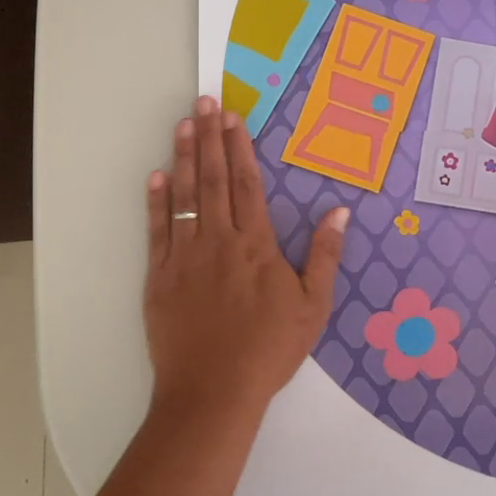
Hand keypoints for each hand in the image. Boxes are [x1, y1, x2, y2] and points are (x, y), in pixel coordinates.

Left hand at [143, 95, 348, 421]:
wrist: (212, 393)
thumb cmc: (269, 350)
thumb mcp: (313, 306)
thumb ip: (324, 255)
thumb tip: (340, 212)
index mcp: (257, 244)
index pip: (247, 183)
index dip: (240, 148)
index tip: (234, 118)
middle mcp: (219, 240)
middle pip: (212, 178)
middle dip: (209, 137)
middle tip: (204, 102)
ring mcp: (185, 256)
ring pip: (183, 196)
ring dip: (182, 157)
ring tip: (182, 125)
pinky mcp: (160, 277)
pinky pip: (157, 230)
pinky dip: (156, 201)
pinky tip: (156, 176)